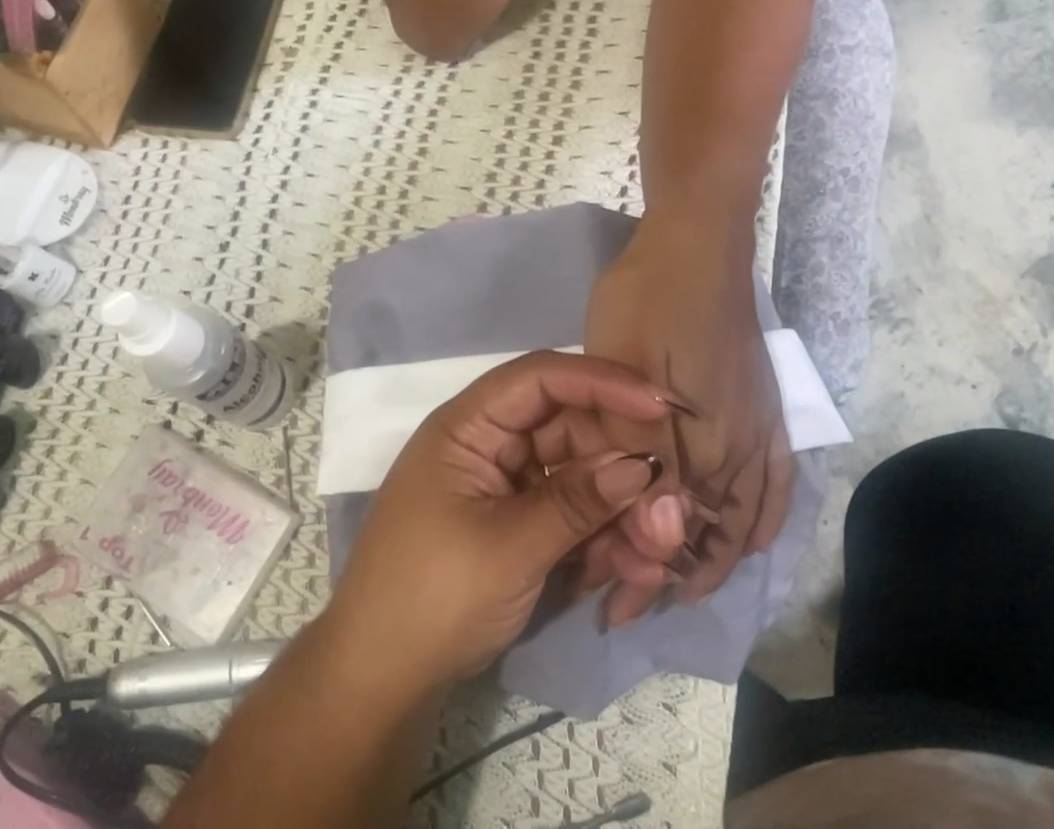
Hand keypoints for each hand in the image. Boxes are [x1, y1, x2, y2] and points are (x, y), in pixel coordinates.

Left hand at [326, 351, 678, 690]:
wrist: (383, 674)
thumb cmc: (433, 596)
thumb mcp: (510, 546)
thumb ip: (579, 501)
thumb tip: (645, 463)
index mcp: (468, 430)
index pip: (540, 380)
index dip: (602, 382)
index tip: (661, 406)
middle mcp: (488, 448)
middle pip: (572, 433)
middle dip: (624, 470)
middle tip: (671, 515)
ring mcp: (504, 491)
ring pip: (580, 480)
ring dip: (621, 516)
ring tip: (652, 562)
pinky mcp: (517, 530)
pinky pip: (570, 518)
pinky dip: (601, 541)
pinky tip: (628, 576)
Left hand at [581, 210, 796, 628]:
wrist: (698, 242)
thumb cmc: (642, 302)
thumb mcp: (615, 373)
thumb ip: (632, 449)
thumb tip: (651, 529)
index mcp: (697, 446)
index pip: (673, 534)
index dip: (640, 573)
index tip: (609, 604)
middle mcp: (738, 451)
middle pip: (709, 535)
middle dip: (671, 575)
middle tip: (634, 604)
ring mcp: (759, 431)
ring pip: (742, 517)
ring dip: (713, 557)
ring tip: (683, 586)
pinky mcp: (767, 410)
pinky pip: (776, 480)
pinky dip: (764, 517)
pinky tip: (750, 539)